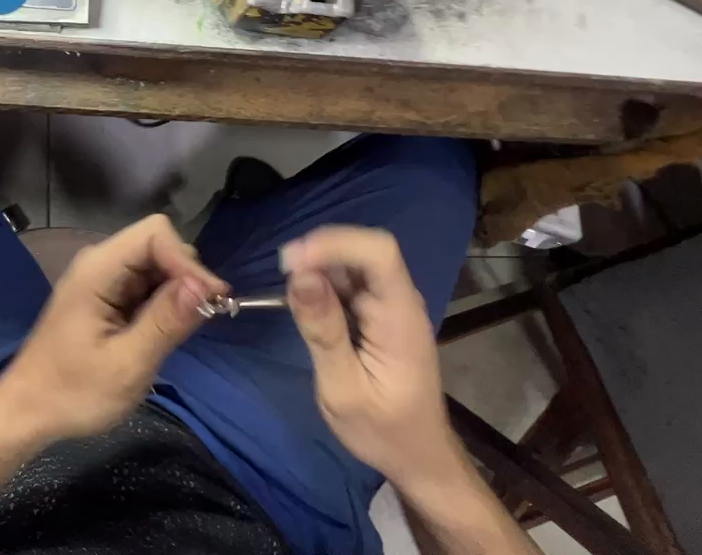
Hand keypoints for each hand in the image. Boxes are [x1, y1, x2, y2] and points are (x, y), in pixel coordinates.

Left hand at [0, 214, 226, 443]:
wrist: (29, 411)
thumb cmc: (74, 393)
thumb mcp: (127, 365)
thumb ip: (165, 322)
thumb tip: (204, 287)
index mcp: (98, 269)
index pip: (154, 234)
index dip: (187, 261)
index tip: (212, 300)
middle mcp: (99, 262)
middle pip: (157, 243)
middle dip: (186, 274)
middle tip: (206, 316)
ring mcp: (101, 278)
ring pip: (154, 262)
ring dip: (177, 289)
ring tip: (189, 326)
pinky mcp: (106, 295)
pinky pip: (145, 282)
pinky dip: (165, 300)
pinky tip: (169, 328)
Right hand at [282, 227, 465, 492]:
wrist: (419, 459)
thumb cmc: (383, 432)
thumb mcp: (343, 390)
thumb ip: (323, 332)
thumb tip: (300, 275)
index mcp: (401, 317)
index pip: (379, 253)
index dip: (334, 244)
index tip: (291, 262)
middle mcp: (401, 301)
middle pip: (364, 250)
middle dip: (320, 253)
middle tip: (282, 277)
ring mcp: (391, 304)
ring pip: (353, 262)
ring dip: (318, 266)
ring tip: (289, 293)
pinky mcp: (379, 311)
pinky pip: (349, 280)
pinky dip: (322, 282)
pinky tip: (304, 303)